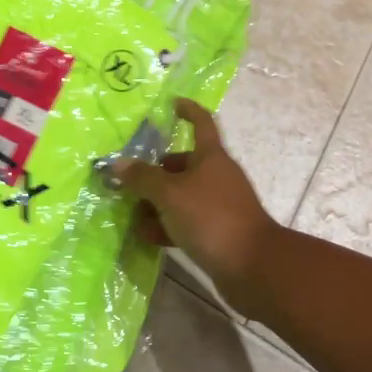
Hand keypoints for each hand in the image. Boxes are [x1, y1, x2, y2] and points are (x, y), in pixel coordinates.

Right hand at [113, 98, 281, 314]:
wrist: (252, 267)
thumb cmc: (211, 217)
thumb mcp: (170, 194)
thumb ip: (143, 178)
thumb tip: (119, 164)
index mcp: (211, 157)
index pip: (201, 122)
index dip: (188, 110)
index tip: (172, 104)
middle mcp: (217, 176)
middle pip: (185, 164)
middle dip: (157, 170)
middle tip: (130, 178)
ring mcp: (220, 205)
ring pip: (183, 195)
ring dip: (158, 201)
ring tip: (130, 211)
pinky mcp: (219, 232)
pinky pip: (187, 221)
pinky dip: (167, 225)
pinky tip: (146, 235)